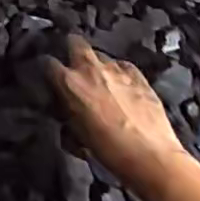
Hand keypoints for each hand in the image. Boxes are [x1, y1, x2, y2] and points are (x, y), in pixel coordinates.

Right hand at [47, 35, 189, 187]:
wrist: (152, 158)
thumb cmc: (108, 149)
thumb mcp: (74, 128)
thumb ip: (66, 106)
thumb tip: (64, 102)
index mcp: (68, 82)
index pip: (47, 61)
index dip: (48, 67)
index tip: (51, 74)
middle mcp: (89, 69)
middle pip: (74, 42)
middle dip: (72, 48)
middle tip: (74, 62)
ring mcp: (116, 71)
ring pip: (101, 55)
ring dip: (99, 64)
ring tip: (102, 79)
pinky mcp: (140, 78)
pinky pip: (125, 67)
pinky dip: (122, 73)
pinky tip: (124, 84)